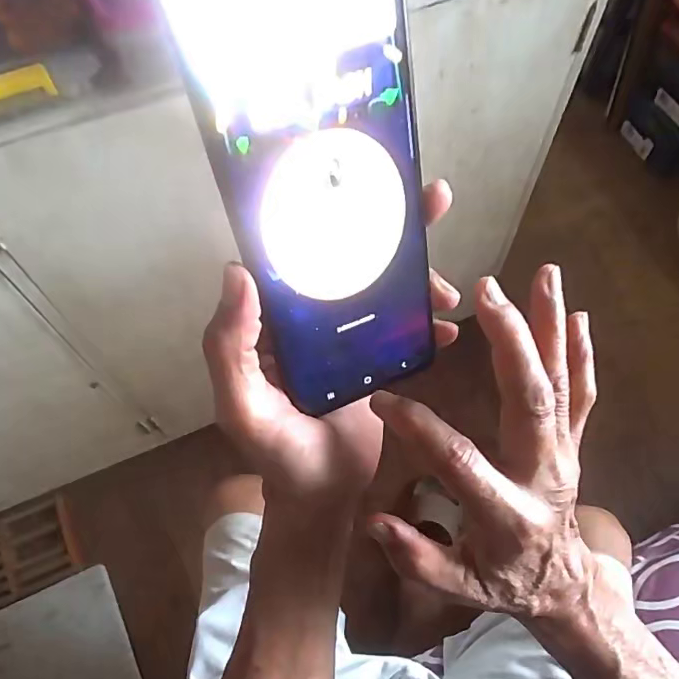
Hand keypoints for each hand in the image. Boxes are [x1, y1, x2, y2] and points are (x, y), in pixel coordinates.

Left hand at [204, 181, 460, 513]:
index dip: (320, 214)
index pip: (293, 256)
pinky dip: (426, 325)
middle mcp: (309, 323)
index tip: (356, 182)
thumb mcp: (241, 406)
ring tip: (448, 293)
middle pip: (348, 263)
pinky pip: (402, 332)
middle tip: (430, 202)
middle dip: (389, 233)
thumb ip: (229, 347)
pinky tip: (448, 327)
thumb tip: (236, 271)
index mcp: (272, 322)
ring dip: (417, 281)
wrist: (322, 497)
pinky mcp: (375, 364)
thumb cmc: (277, 455)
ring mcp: (345, 342)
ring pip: (382, 294)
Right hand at [366, 265, 627, 632]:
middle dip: (510, 343)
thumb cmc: (505, 585)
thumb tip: (376, 523)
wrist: (564, 587)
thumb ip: (418, 558)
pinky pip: (581, 395)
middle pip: (531, 401)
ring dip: (551, 328)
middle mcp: (543, 474)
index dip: (419, 429)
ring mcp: (564, 455)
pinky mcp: (573, 445)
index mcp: (508, 511)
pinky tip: (576, 317)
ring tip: (546, 276)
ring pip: (561, 385)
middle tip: (489, 294)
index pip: (460, 460)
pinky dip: (580, 354)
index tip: (383, 401)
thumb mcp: (459, 588)